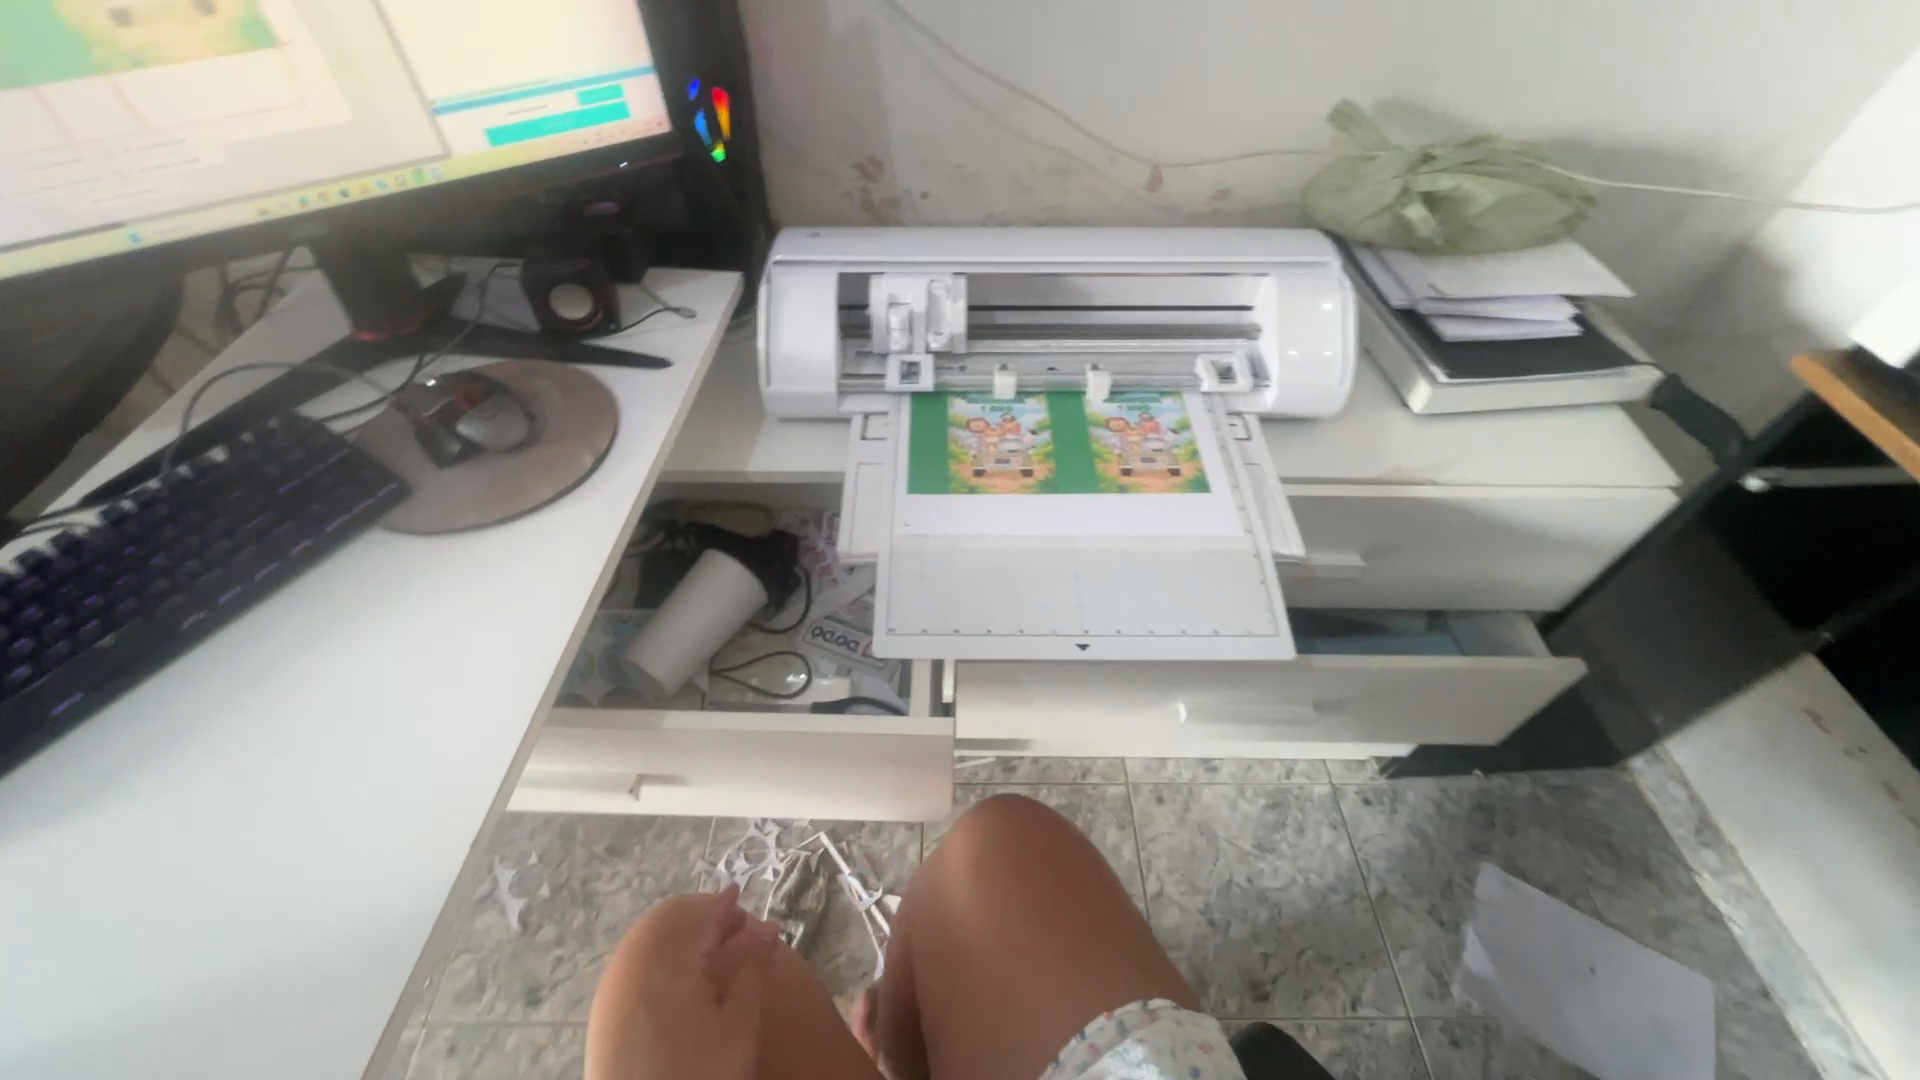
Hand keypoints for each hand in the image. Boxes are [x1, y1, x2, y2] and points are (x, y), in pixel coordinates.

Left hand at [598, 883, 781, 1079]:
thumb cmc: (702, 1075)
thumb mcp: (740, 1025)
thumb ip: (753, 969)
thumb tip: (769, 928)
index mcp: (671, 963)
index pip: (701, 919)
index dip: (723, 905)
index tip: (740, 893)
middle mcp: (636, 968)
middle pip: (672, 927)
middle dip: (705, 922)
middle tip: (737, 929)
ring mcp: (614, 993)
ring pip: (653, 947)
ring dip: (685, 942)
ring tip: (716, 957)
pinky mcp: (605, 1019)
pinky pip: (638, 969)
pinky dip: (664, 963)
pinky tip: (685, 984)